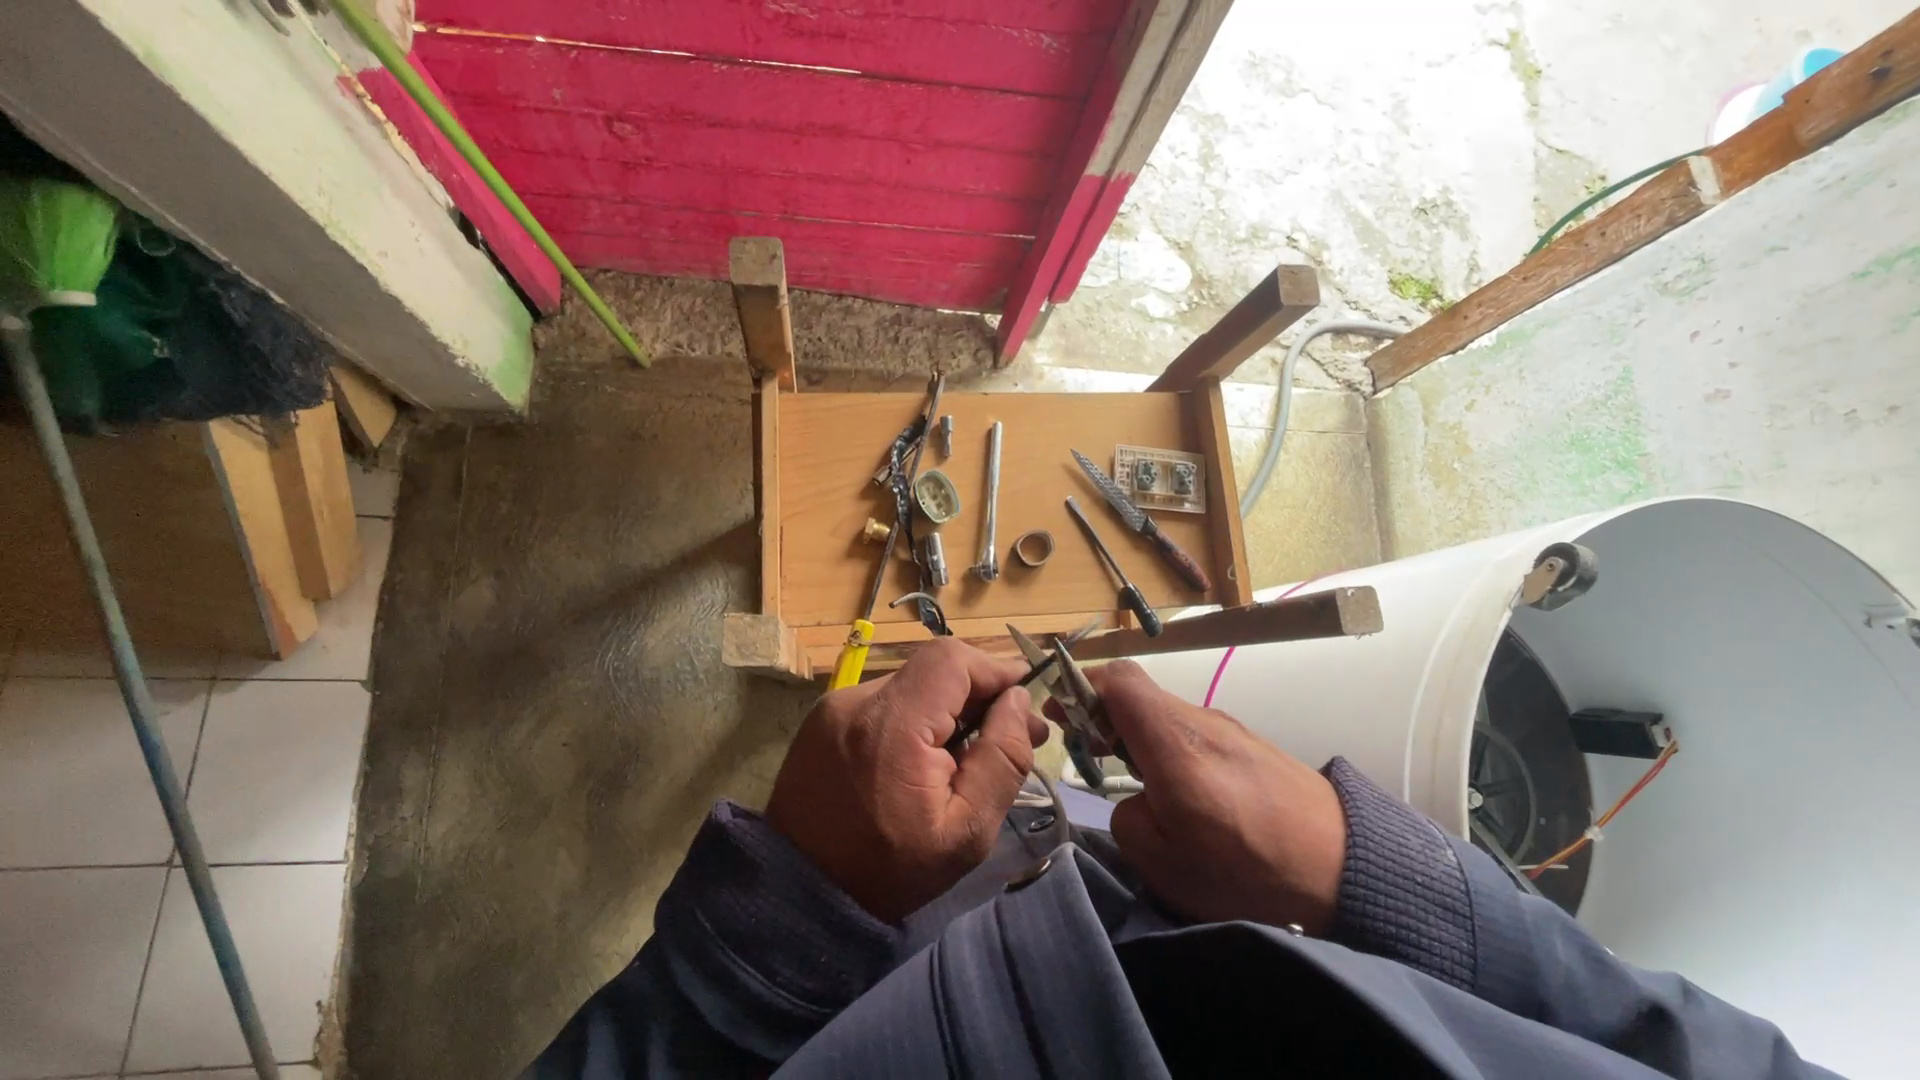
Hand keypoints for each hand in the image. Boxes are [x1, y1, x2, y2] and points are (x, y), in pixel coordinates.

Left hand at [763, 638, 1048, 922]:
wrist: (800, 897)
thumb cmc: (890, 871)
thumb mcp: (968, 831)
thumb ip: (1002, 759)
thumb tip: (1018, 700)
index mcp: (892, 725)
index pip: (952, 659)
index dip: (995, 670)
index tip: (1023, 702)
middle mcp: (856, 701)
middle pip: (933, 670)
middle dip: (978, 694)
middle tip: (1011, 735)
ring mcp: (833, 708)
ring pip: (910, 686)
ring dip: (946, 710)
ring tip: (967, 756)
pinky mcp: (821, 722)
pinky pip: (883, 703)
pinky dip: (914, 720)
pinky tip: (923, 761)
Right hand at [1087, 660, 1346, 933]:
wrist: (1348, 874)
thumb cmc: (1246, 870)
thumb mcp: (1163, 862)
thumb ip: (1127, 817)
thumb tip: (1137, 799)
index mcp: (1173, 742)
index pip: (1119, 679)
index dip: (1082, 686)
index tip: (1062, 715)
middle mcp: (1201, 722)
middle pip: (1140, 696)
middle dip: (1105, 718)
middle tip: (1092, 757)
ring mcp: (1231, 730)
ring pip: (1167, 716)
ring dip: (1140, 736)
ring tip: (1139, 783)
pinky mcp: (1253, 746)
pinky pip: (1196, 734)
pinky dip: (1172, 749)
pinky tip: (1184, 793)